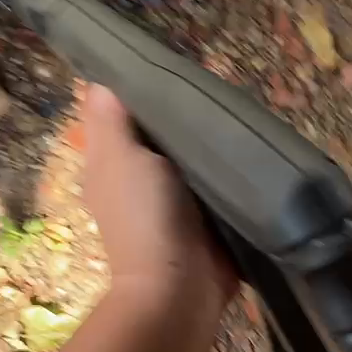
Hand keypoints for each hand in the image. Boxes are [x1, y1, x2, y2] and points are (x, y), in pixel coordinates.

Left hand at [79, 85, 236, 308]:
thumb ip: (112, 117)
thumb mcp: (119, 156)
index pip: (126, 110)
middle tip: (216, 83)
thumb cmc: (145, 217)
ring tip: (237, 108)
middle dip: (186, 109)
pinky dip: (230, 164)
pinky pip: (221, 179)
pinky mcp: (211, 217)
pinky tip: (248, 144)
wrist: (182, 289)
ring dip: (212, 136)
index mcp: (114, 161)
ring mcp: (179, 199)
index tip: (172, 62)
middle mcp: (143, 177)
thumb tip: (103, 78)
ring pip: (195, 152)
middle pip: (164, 129)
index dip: (143, 85)